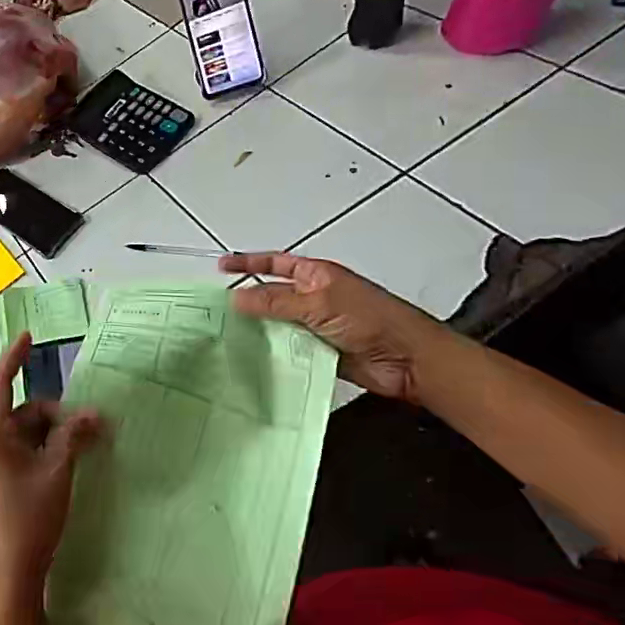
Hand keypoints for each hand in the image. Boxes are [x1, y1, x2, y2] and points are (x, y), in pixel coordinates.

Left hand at [0, 332, 103, 605]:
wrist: (13, 568)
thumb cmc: (30, 516)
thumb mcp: (56, 472)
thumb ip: (71, 438)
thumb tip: (91, 414)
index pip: (1, 385)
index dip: (14, 358)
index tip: (27, 336)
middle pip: (26, 412)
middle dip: (58, 413)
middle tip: (94, 427)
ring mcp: (0, 462)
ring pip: (32, 432)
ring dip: (59, 433)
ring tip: (91, 444)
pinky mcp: (10, 479)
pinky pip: (32, 451)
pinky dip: (53, 449)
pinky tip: (77, 459)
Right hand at [221, 252, 445, 403]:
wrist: (409, 361)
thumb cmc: (372, 320)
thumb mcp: (318, 303)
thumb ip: (274, 301)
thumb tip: (234, 297)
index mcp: (317, 276)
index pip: (275, 264)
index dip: (249, 263)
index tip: (222, 266)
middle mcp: (313, 298)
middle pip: (270, 295)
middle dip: (246, 301)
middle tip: (215, 309)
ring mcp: (314, 324)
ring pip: (274, 323)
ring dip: (256, 328)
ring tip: (224, 334)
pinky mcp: (316, 349)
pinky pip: (284, 347)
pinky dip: (269, 350)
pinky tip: (249, 354)